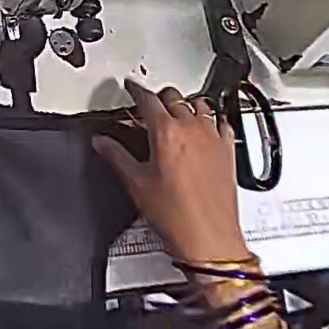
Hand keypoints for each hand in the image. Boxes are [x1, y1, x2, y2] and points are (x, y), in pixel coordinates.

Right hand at [91, 79, 246, 262]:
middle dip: (159, 97)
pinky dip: (211, 120)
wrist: (210, 240)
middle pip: (173, 96)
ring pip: (199, 104)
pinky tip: (206, 129)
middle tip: (150, 105)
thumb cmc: (177, 217)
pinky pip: (221, 122)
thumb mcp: (136, 184)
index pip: (147, 98)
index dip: (135, 90)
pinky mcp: (227, 149)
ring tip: (177, 114)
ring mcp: (212, 136)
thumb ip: (116, 156)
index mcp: (166, 131)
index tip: (131, 88)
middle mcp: (191, 127)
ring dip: (186, 105)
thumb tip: (101, 142)